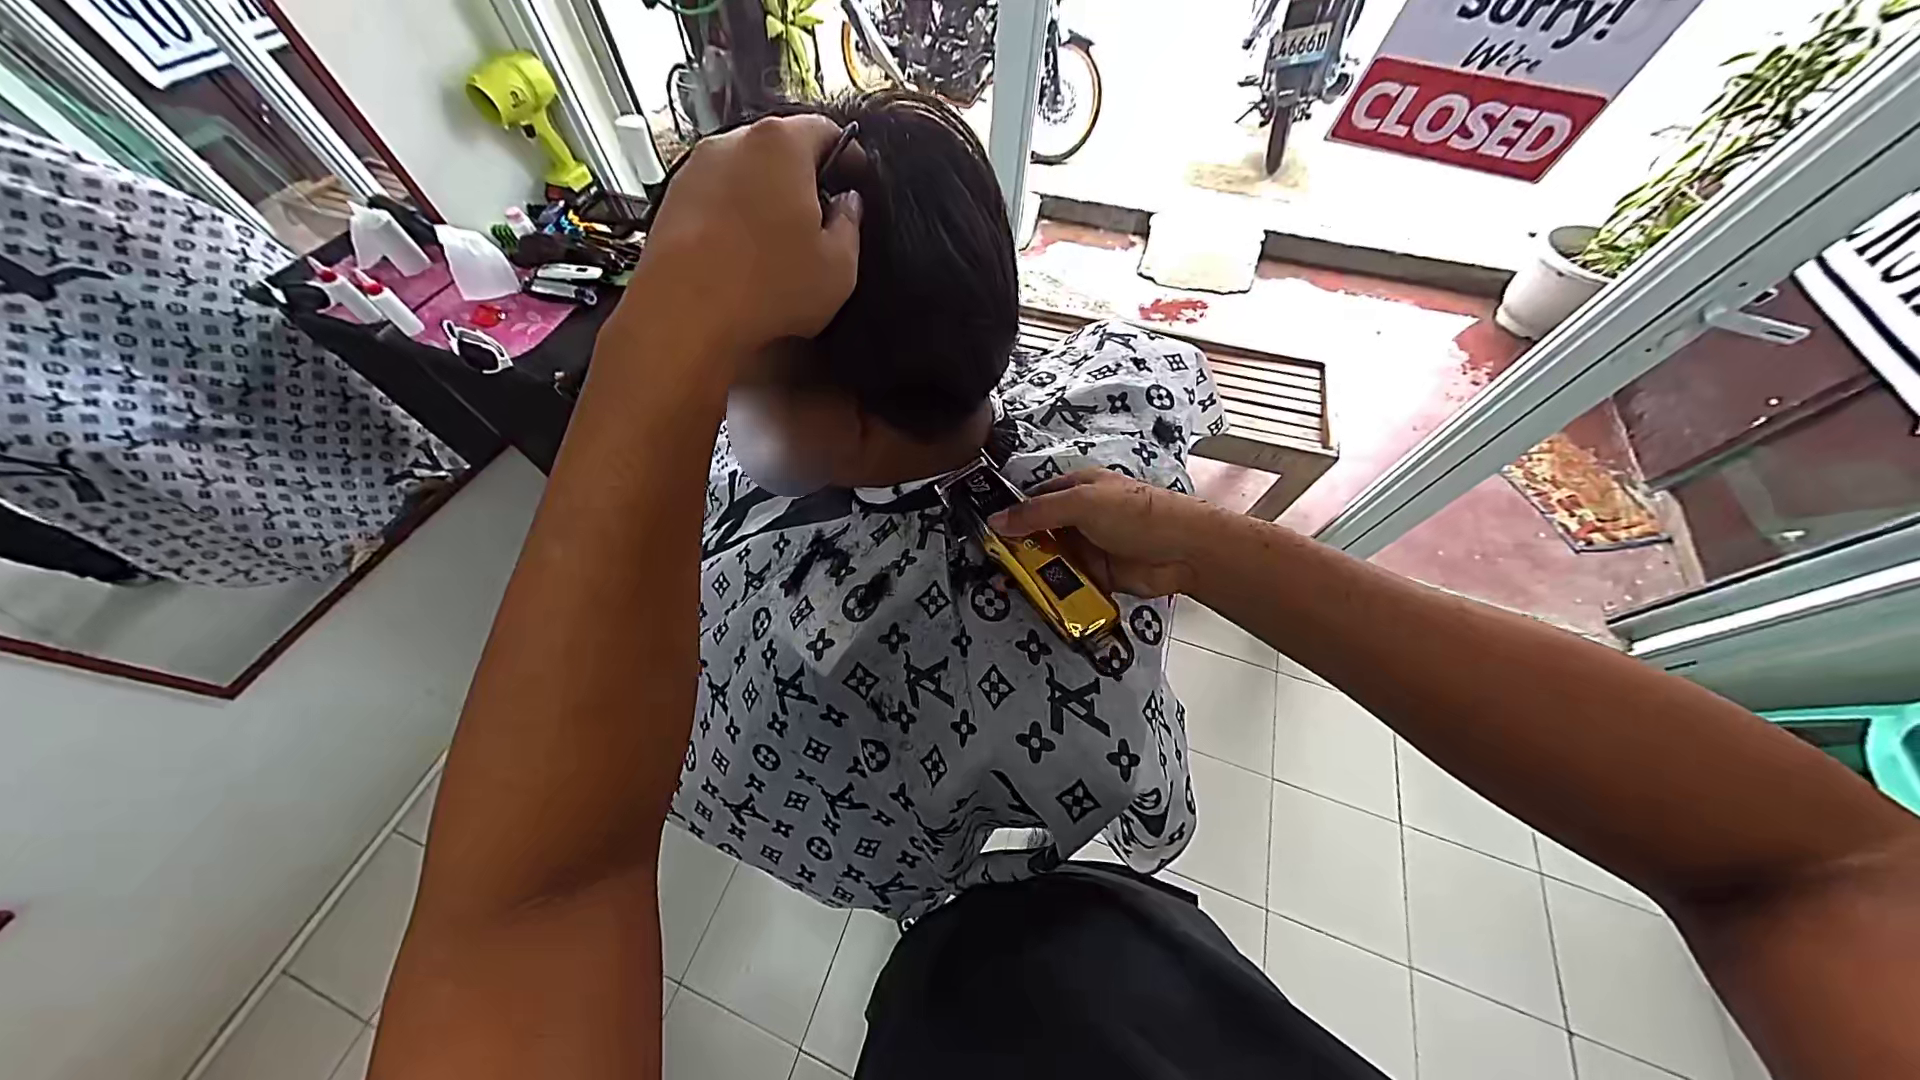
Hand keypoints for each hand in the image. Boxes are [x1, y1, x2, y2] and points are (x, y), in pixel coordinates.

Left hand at [610, 115, 863, 386]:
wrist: (687, 314)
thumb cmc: (765, 287)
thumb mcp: (839, 267)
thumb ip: (851, 226)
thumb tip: (848, 209)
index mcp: (782, 146)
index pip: (826, 129)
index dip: (849, 156)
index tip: (857, 179)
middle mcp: (734, 144)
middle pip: (782, 149)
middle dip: (806, 180)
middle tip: (823, 223)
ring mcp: (697, 169)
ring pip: (747, 174)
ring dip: (768, 201)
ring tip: (783, 249)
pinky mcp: (675, 201)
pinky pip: (719, 200)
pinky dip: (737, 220)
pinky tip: (749, 260)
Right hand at [990, 469, 1218, 597]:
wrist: (1184, 551)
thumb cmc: (1137, 514)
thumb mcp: (1083, 503)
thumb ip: (1038, 513)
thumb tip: (996, 520)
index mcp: (1076, 488)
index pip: (1034, 499)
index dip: (1011, 514)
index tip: (987, 534)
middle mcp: (1079, 518)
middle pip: (1038, 533)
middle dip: (1017, 549)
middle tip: (993, 566)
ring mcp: (1088, 548)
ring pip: (1049, 560)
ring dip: (1031, 573)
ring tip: (1006, 587)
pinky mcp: (1096, 576)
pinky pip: (1067, 583)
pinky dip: (1052, 591)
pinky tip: (1034, 599)